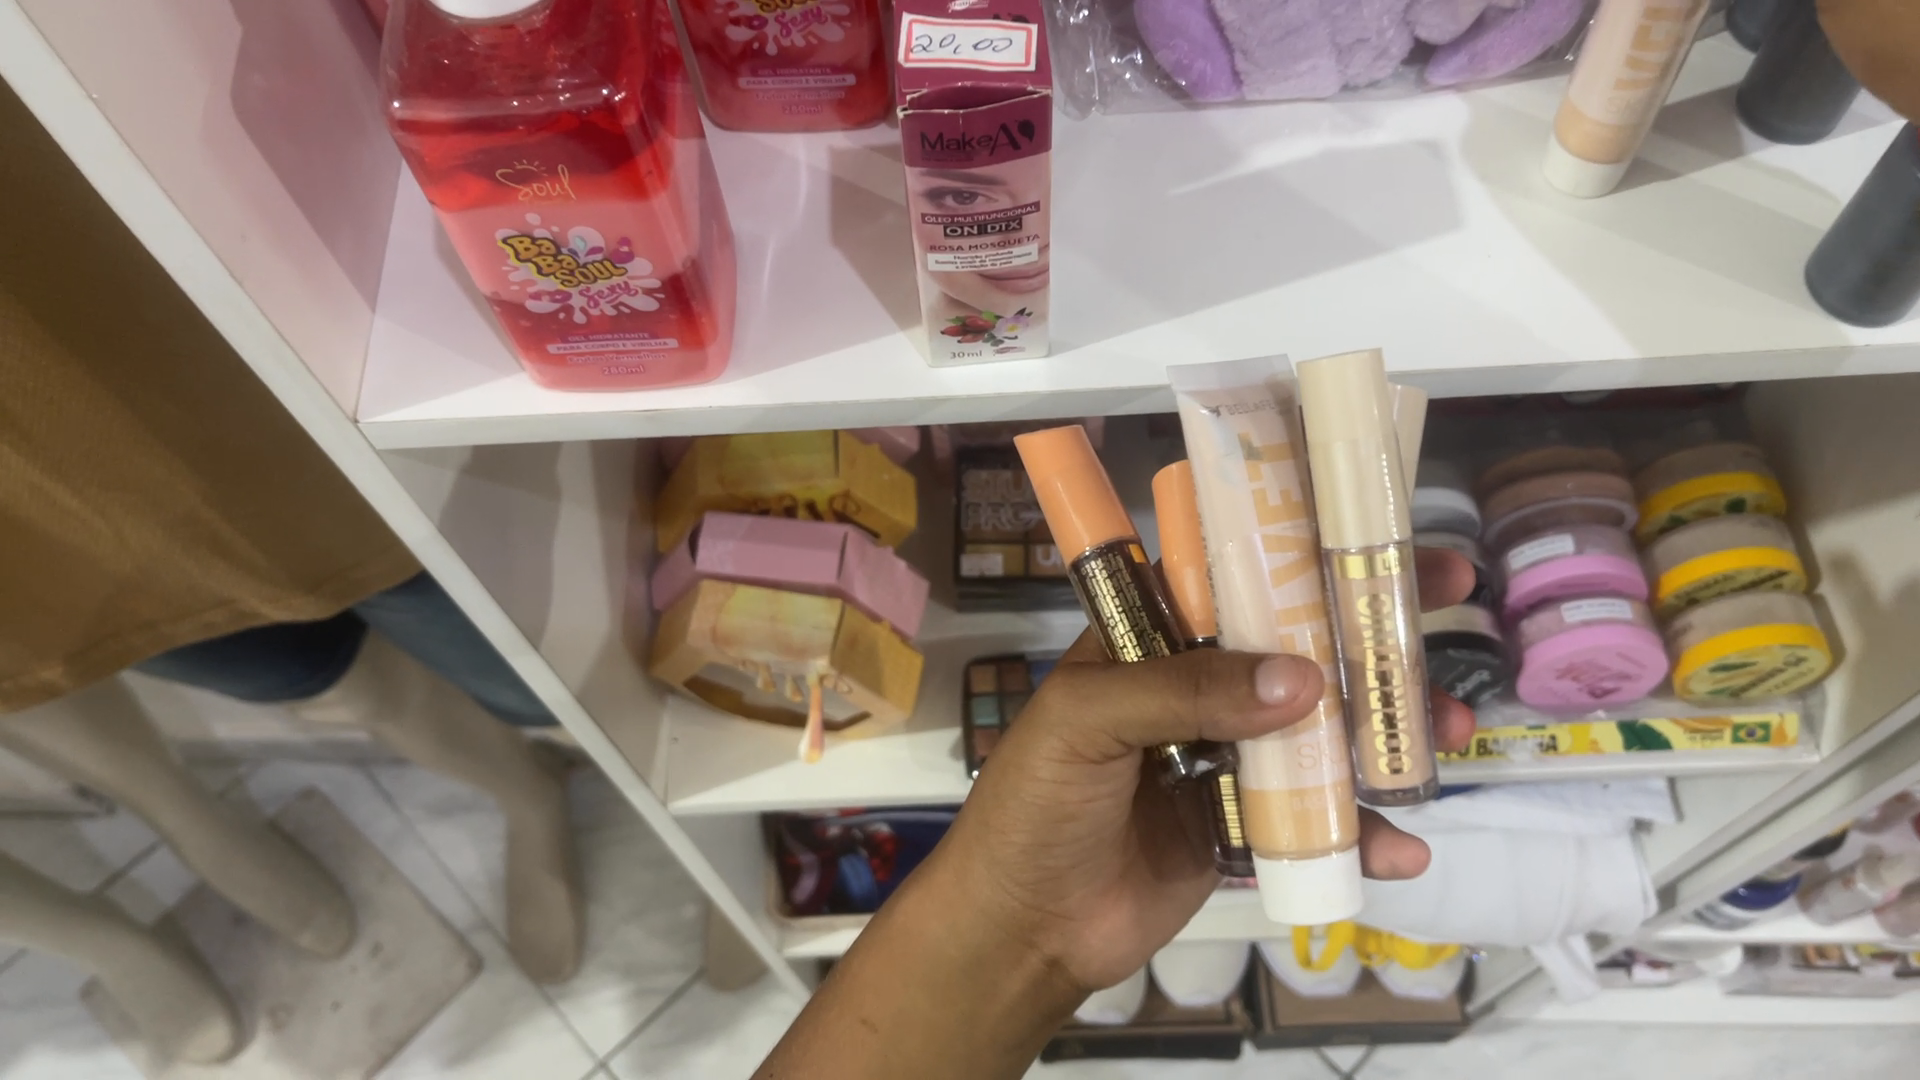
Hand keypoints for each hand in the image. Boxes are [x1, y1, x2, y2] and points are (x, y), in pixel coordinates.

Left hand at [921, 547, 1476, 993]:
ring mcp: (1222, 758)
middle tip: (1446, 596)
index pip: (1224, 579)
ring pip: (1316, 729)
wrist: (1025, 925)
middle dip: (1363, 627)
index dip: (1291, 553)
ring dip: (1383, 726)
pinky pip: (1313, 819)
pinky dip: (1360, 830)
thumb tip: (1303, 678)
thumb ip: (1181, 690)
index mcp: (1145, 644)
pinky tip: (1398, 848)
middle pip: (1288, 647)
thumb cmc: (1036, 802)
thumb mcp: (1086, 721)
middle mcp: (1190, 690)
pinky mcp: (1244, 827)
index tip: (1366, 536)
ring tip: (1444, 729)